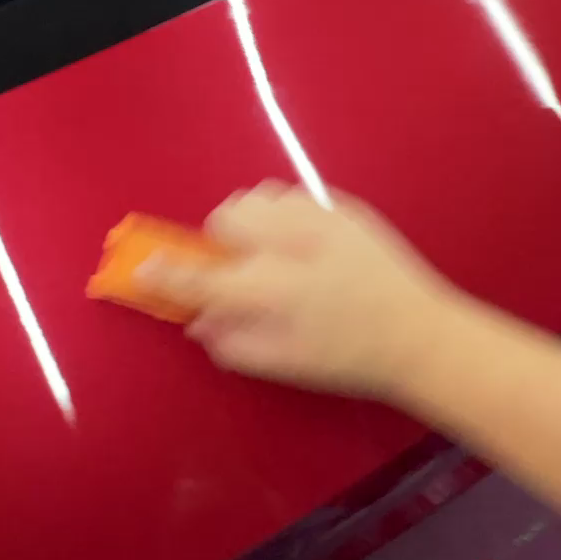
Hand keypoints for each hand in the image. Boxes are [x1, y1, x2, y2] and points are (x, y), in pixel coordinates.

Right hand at [139, 181, 467, 399]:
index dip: (166, 272)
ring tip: (271, 247)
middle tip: (237, 264)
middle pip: (226, 216)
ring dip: (250, 221)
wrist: (419, 332)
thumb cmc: (347, 357)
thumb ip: (232, 341)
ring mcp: (321, 218)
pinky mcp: (342, 205)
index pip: (202, 278)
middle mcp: (293, 244)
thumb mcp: (284, 365)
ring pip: (256, 197)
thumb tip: (197, 319)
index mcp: (275, 291)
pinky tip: (303, 241)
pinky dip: (281, 213)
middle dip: (221, 239)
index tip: (142, 265)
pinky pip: (290, 194)